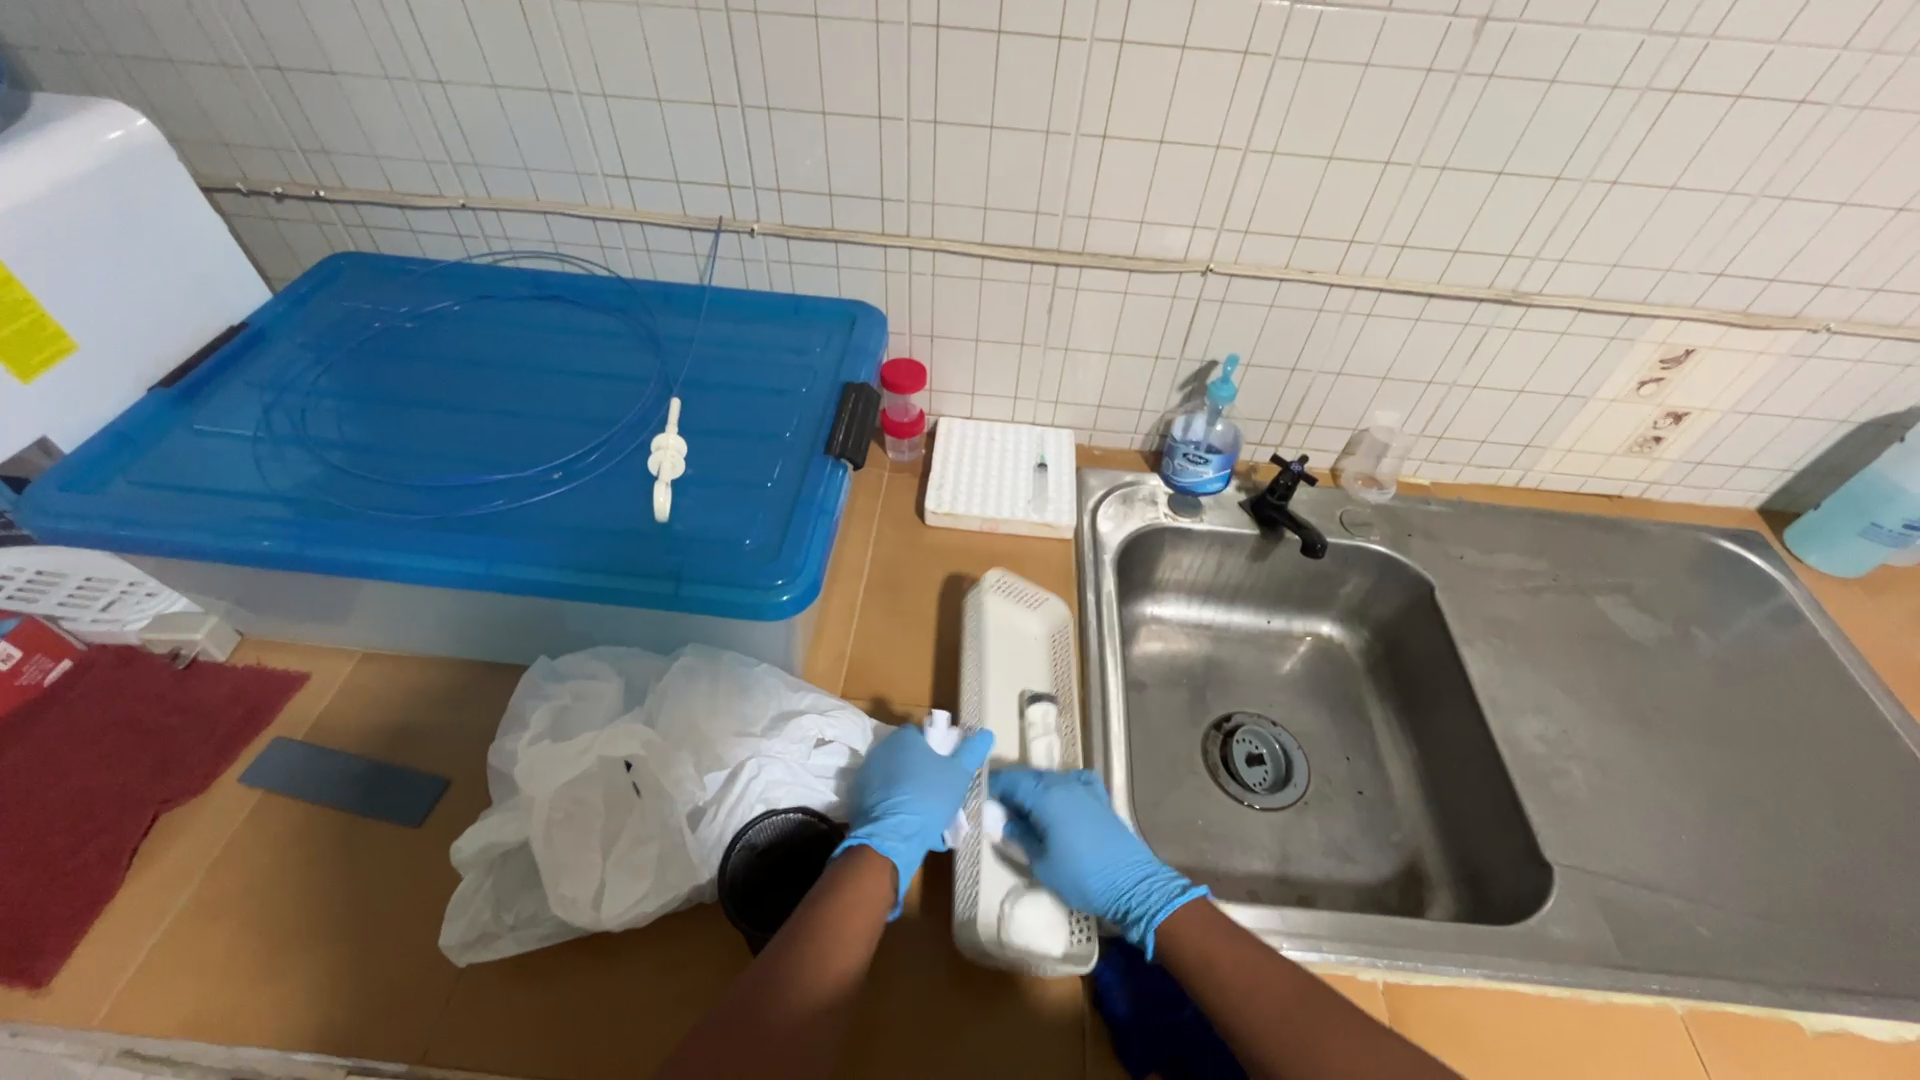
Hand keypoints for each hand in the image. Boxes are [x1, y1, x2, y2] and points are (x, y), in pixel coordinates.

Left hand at [836, 722, 992, 915]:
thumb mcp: (959, 773)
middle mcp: (880, 750)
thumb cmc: (929, 798)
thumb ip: (972, 750)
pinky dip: (894, 806)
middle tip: (938, 789)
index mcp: (903, 739)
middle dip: (921, 769)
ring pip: (895, 777)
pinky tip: (909, 823)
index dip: (935, 747)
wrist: (892, 838)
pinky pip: (883, 797)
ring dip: (908, 788)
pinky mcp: (858, 799)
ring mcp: (866, 775)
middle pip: (906, 755)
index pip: (920, 734)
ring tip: (926, 811)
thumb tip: (986, 733)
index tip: (946, 765)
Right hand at [989, 766, 1206, 957]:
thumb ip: (1020, 837)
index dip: (992, 786)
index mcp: (1045, 796)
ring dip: (1033, 788)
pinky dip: (1059, 786)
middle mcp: (1063, 784)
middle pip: (1029, 777)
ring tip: (1021, 807)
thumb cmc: (1081, 877)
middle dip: (1011, 787)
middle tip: (996, 804)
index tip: (978, 795)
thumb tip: (1005, 822)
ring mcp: (1085, 789)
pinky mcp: (1100, 798)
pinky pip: (1073, 782)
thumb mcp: (1041, 863)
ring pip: (1050, 779)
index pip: (1010, 781)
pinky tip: (1056, 799)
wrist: (1133, 885)